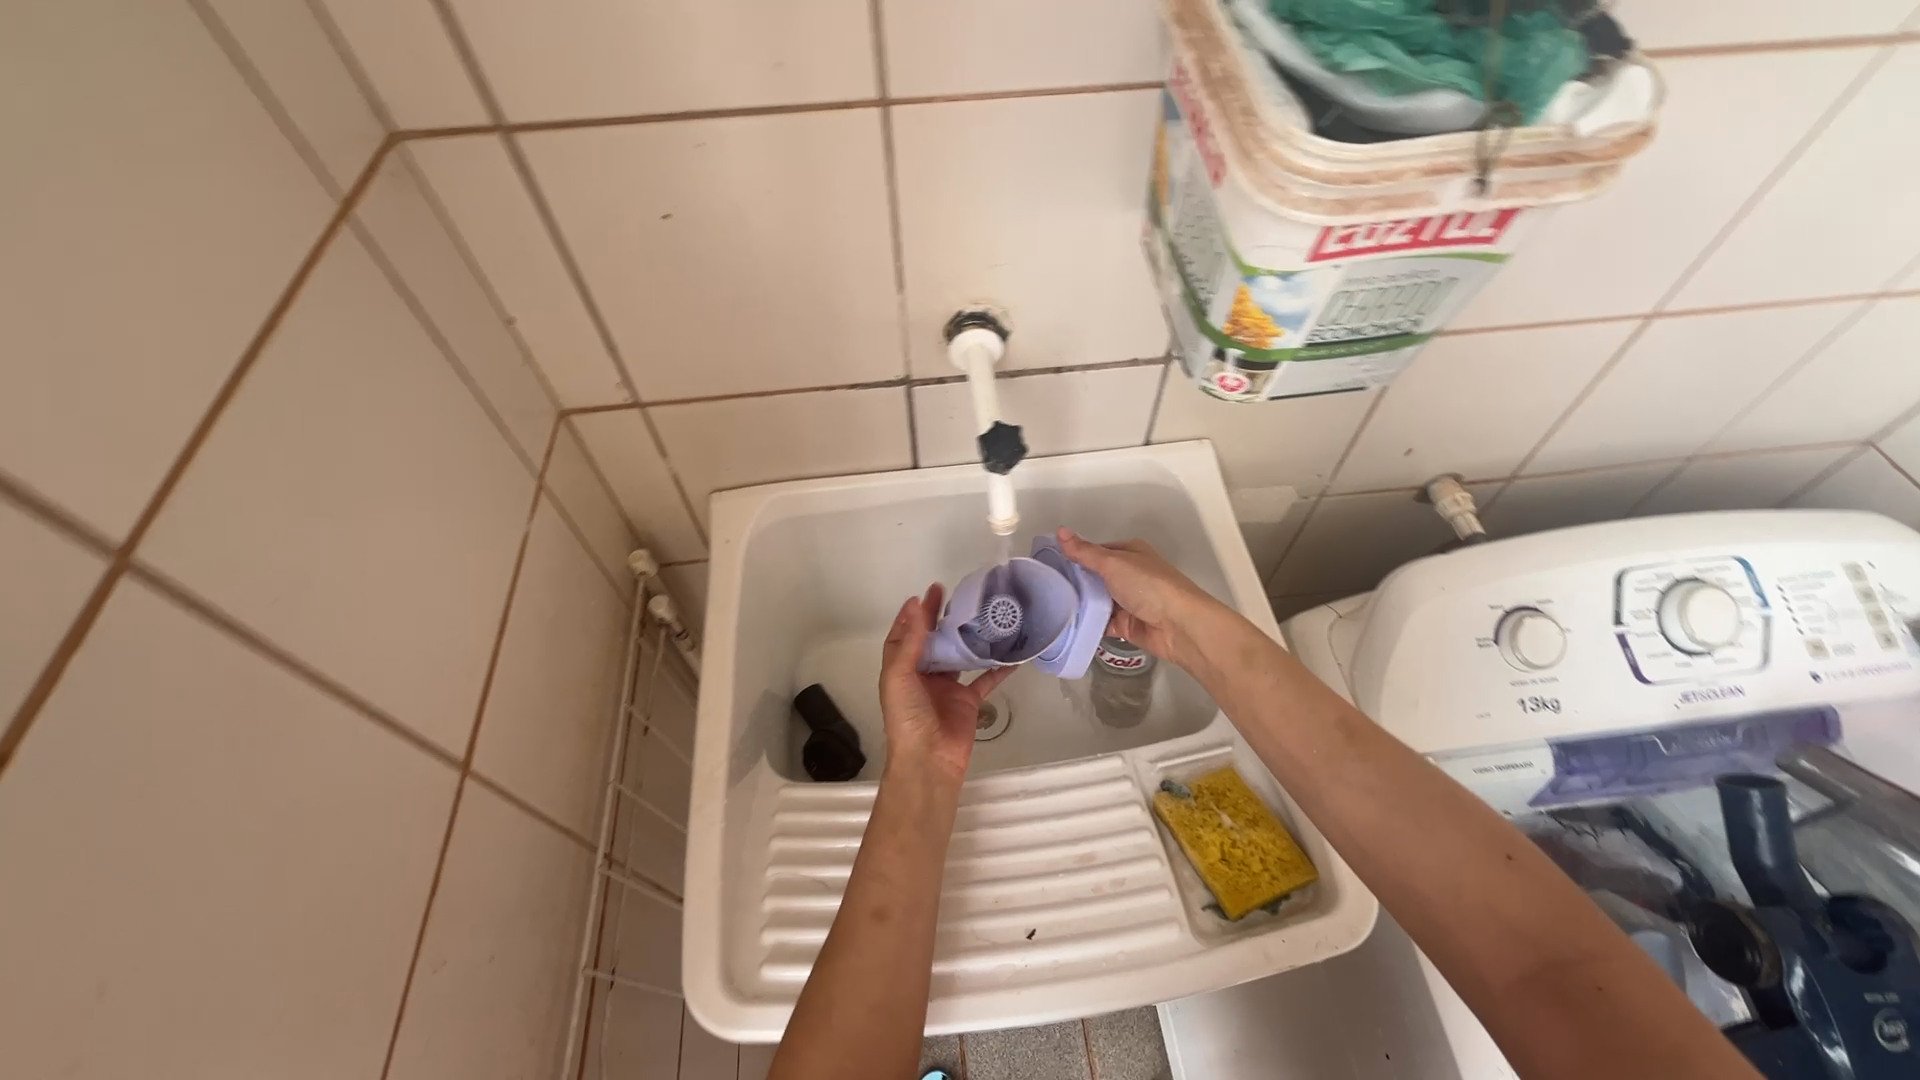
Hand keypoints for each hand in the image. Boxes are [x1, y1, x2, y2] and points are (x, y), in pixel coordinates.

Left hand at [879, 584, 1014, 782]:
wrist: (928, 760)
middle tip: (959, 596)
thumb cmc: (907, 717)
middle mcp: (923, 676)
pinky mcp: (968, 701)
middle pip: (933, 642)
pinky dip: (998, 667)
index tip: (927, 593)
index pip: (906, 635)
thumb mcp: (900, 675)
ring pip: (960, 656)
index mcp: (901, 670)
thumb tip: (915, 605)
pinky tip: (1011, 651)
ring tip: (983, 614)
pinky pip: (985, 680)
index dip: (914, 615)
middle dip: (943, 620)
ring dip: (969, 638)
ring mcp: (947, 688)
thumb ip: (910, 641)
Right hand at [1057, 528, 1224, 667]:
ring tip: (1050, 607)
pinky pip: (1101, 622)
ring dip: (1080, 604)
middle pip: (1094, 577)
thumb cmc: (1149, 586)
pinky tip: (1067, 624)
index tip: (1050, 564)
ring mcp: (1128, 600)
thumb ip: (1084, 552)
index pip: (1095, 551)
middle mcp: (1129, 574)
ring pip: (1096, 600)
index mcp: (1129, 552)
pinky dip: (1087, 623)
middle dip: (1075, 583)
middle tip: (1045, 588)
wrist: (1178, 625)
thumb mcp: (1113, 563)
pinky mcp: (1125, 624)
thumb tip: (1060, 531)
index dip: (1075, 556)